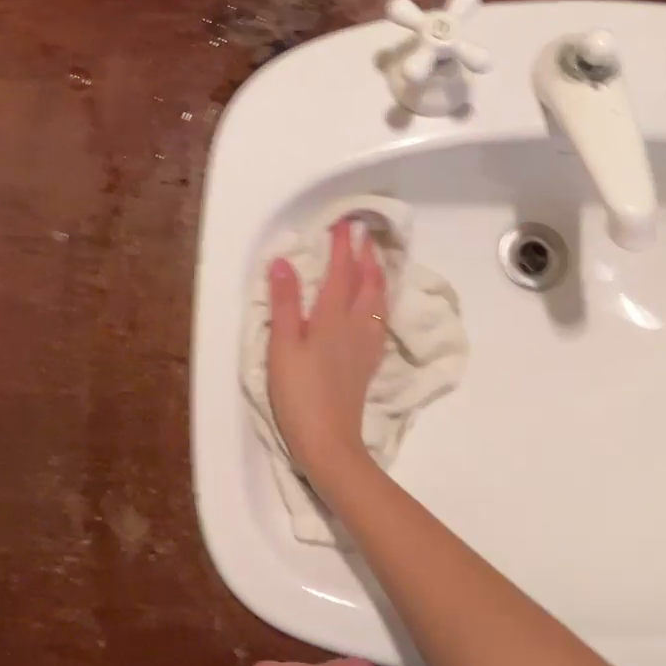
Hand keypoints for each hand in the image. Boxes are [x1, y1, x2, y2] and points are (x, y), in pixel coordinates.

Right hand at [267, 219, 388, 480]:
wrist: (330, 442)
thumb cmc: (299, 394)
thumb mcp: (283, 347)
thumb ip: (285, 303)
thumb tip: (283, 262)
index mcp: (333, 317)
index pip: (342, 271)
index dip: (343, 246)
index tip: (345, 222)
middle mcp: (357, 325)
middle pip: (368, 282)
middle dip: (366, 255)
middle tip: (364, 235)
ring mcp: (367, 345)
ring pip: (379, 300)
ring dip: (377, 274)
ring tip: (374, 261)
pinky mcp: (369, 362)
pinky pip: (382, 319)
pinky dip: (381, 300)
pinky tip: (377, 307)